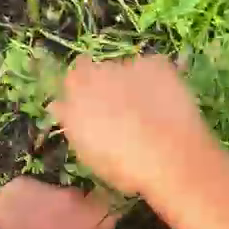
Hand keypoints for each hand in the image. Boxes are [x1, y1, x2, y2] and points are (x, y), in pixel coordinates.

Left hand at [0, 177, 117, 228]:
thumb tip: (109, 221)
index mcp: (87, 218)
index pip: (107, 203)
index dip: (97, 214)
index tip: (86, 228)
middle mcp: (70, 195)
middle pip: (79, 198)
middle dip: (70, 212)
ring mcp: (45, 186)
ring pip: (53, 194)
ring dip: (47, 206)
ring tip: (28, 228)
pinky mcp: (21, 182)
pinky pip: (31, 190)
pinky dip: (26, 202)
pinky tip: (13, 219)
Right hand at [49, 55, 218, 195]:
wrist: (169, 156)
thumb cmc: (122, 164)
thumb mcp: (87, 151)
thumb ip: (71, 121)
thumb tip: (59, 104)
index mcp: (76, 92)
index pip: (73, 78)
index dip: (83, 90)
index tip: (92, 106)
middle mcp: (99, 71)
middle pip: (100, 71)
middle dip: (108, 86)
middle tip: (122, 111)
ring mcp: (129, 65)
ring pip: (127, 69)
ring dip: (132, 82)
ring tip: (148, 109)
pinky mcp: (157, 64)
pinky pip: (152, 67)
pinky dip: (156, 79)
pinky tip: (164, 101)